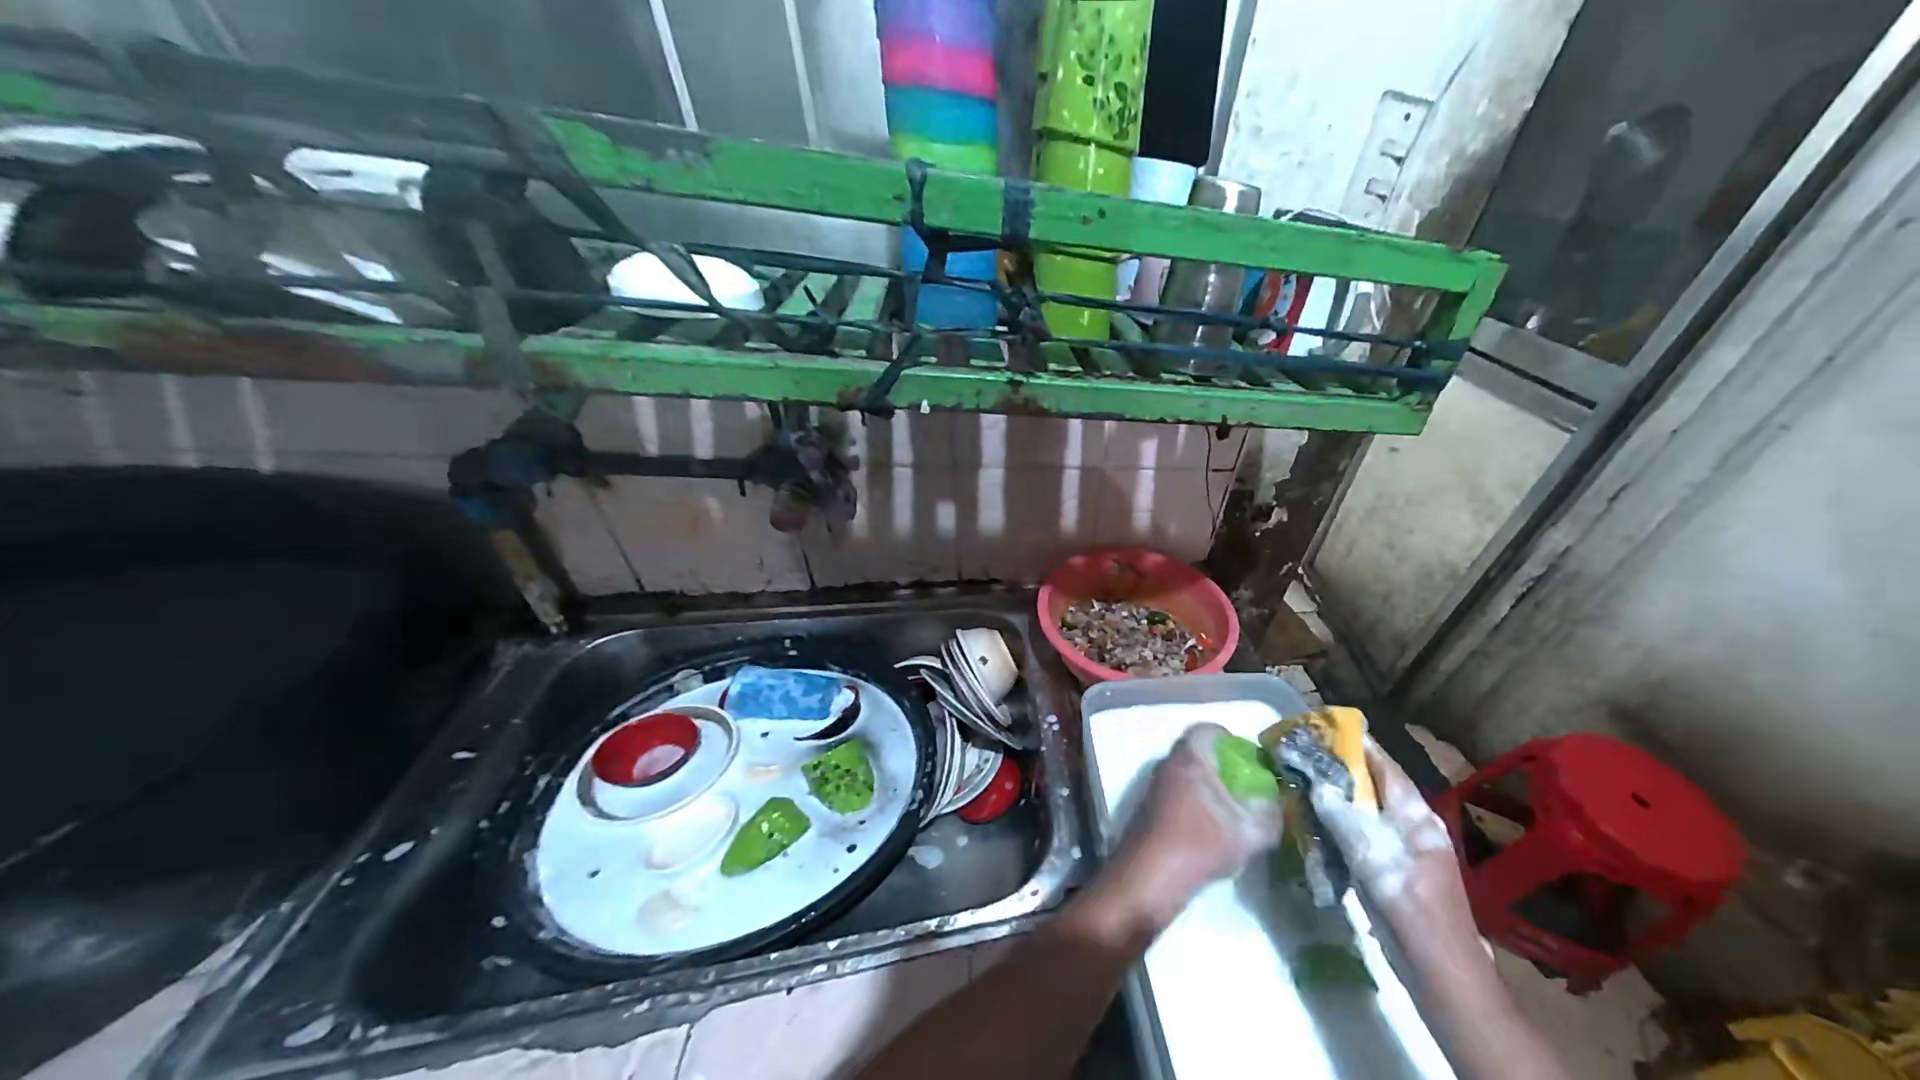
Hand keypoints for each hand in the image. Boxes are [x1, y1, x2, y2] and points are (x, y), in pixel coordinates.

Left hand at [1079, 723, 1282, 942]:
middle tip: (1250, 790)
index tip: (1253, 763)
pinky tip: (1213, 832)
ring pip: (1188, 775)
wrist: (1146, 879)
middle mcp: (1167, 764)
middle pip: (1199, 753)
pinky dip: (1197, 804)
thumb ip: (1270, 814)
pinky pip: (1178, 794)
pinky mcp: (1149, 809)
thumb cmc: (1197, 845)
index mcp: (1188, 758)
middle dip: (1225, 768)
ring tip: (1236, 814)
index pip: (1208, 730)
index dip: (1233, 741)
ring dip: (1211, 789)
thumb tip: (1278, 804)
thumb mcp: (1249, 833)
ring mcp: (1154, 786)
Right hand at [1311, 738, 1474, 937]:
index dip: (1356, 743)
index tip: (1323, 725)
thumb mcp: (1372, 854)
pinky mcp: (1393, 867)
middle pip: (1375, 784)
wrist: (1438, 964)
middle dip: (1341, 766)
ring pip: (1367, 808)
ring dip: (1339, 794)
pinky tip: (1316, 821)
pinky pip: (1363, 831)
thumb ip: (1343, 815)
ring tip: (1303, 779)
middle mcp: (1412, 823)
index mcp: (1415, 813)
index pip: (1384, 764)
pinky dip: (1340, 820)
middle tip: (1303, 751)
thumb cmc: (1408, 903)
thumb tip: (1316, 783)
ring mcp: (1404, 847)